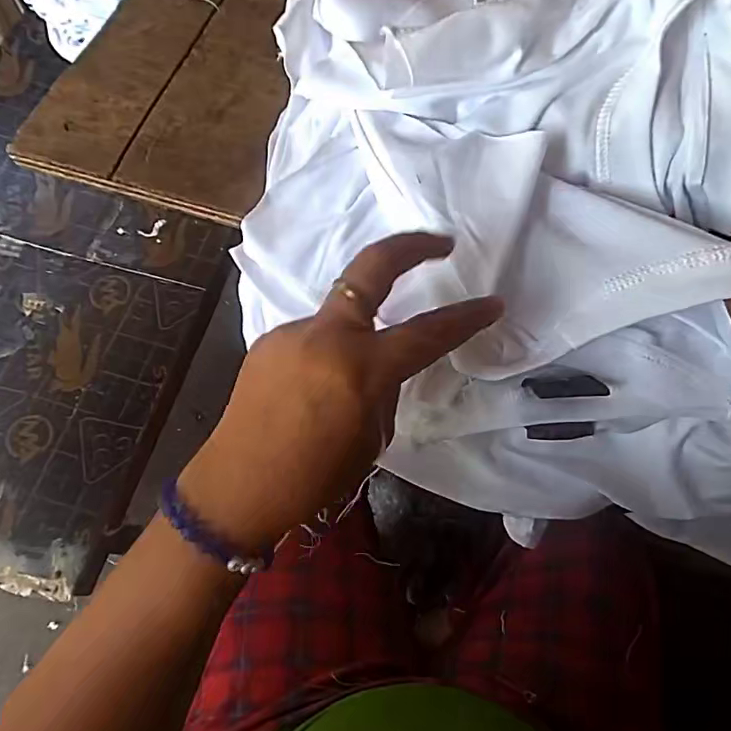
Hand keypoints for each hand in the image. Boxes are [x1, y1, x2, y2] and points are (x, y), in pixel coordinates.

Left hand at [177, 233, 502, 551]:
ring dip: (359, 328)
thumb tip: (381, 370)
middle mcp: (325, 337)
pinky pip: (312, 337)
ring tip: (349, 383)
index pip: (426, 333)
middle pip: (371, 268)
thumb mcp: (371, 440)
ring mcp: (291, 333)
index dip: (465, 317)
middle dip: (411, 247)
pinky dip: (327, 353)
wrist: (238, 486)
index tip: (492, 303)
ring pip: (338, 314)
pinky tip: (315, 389)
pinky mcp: (267, 342)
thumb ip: (383, 392)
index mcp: (360, 368)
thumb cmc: (313, 478)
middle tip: (438, 244)